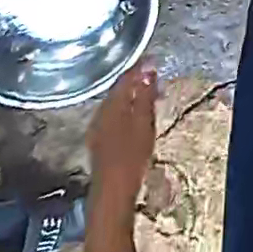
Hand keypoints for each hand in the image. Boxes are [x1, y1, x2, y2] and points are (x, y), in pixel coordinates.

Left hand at [86, 61, 156, 226]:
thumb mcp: (145, 122)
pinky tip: (134, 118)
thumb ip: (145, 94)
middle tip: (156, 80)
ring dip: (131, 97)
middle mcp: (101, 110)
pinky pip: (112, 115)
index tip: (155, 61)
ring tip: (149, 98)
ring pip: (115, 103)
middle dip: (136, 82)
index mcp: (113, 102)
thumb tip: (148, 70)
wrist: (112, 190)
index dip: (141, 67)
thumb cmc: (132, 155)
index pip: (126, 76)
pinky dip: (125, 110)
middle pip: (119, 89)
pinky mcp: (97, 139)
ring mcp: (97, 125)